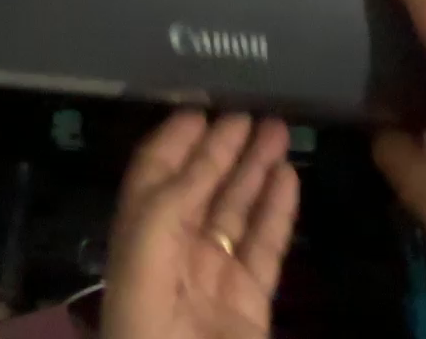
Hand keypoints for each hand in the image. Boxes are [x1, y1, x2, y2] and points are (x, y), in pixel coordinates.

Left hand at [101, 112, 299, 338]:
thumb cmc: (152, 335)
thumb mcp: (146, 268)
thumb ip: (165, 209)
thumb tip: (194, 158)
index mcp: (137, 243)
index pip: (153, 177)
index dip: (174, 141)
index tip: (201, 109)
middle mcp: (172, 255)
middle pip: (198, 188)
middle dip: (223, 148)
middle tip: (252, 113)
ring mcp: (213, 281)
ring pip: (235, 212)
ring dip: (255, 170)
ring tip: (279, 130)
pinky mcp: (248, 306)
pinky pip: (263, 249)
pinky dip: (276, 213)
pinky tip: (288, 179)